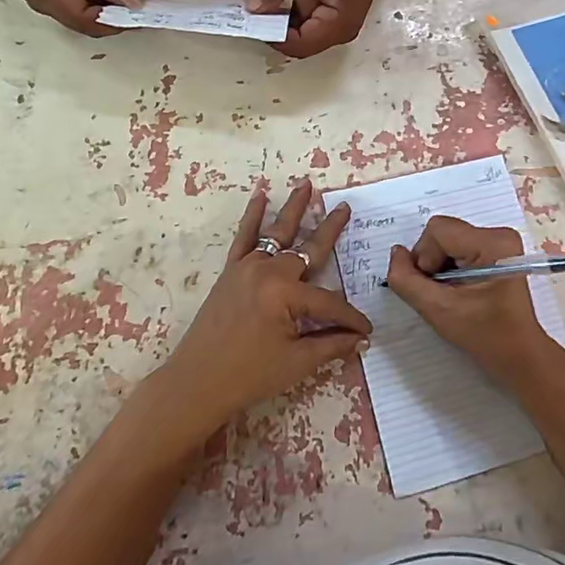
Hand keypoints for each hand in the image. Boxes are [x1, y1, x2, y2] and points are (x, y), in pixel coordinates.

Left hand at [149, 183, 372, 437]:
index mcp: (285, 294)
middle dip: (328, 231)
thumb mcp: (296, 362)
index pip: (329, 303)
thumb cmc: (249, 374)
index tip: (367, 331)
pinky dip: (252, 216)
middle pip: (306, 250)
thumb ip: (331, 345)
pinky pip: (244, 237)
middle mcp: (266, 270)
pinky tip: (260, 196)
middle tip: (345, 208)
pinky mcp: (230, 271)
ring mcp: (245, 267)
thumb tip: (361, 338)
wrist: (198, 379)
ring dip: (292, 209)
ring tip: (306, 185)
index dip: (350, 319)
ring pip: (275, 233)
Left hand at [251, 0, 394, 58]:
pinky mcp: (329, 11)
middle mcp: (339, 31)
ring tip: (262, 0)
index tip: (252, 19)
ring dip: (279, 19)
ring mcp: (334, 23)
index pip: (299, 45)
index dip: (273, 35)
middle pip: (298, 43)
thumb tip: (254, 8)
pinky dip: (287, 10)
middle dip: (275, 28)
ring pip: (297, 32)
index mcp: (339, 25)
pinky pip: (302, 19)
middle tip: (252, 9)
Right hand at [385, 217, 554, 383]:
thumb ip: (405, 278)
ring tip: (451, 290)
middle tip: (442, 290)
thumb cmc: (483, 334)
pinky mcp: (494, 248)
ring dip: (437, 264)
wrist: (517, 352)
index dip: (424, 258)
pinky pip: (454, 245)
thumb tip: (396, 253)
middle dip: (430, 260)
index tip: (436, 286)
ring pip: (444, 238)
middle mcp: (498, 234)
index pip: (436, 231)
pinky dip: (446, 264)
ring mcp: (498, 240)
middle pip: (440, 232)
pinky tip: (457, 286)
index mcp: (493, 244)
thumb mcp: (436, 309)